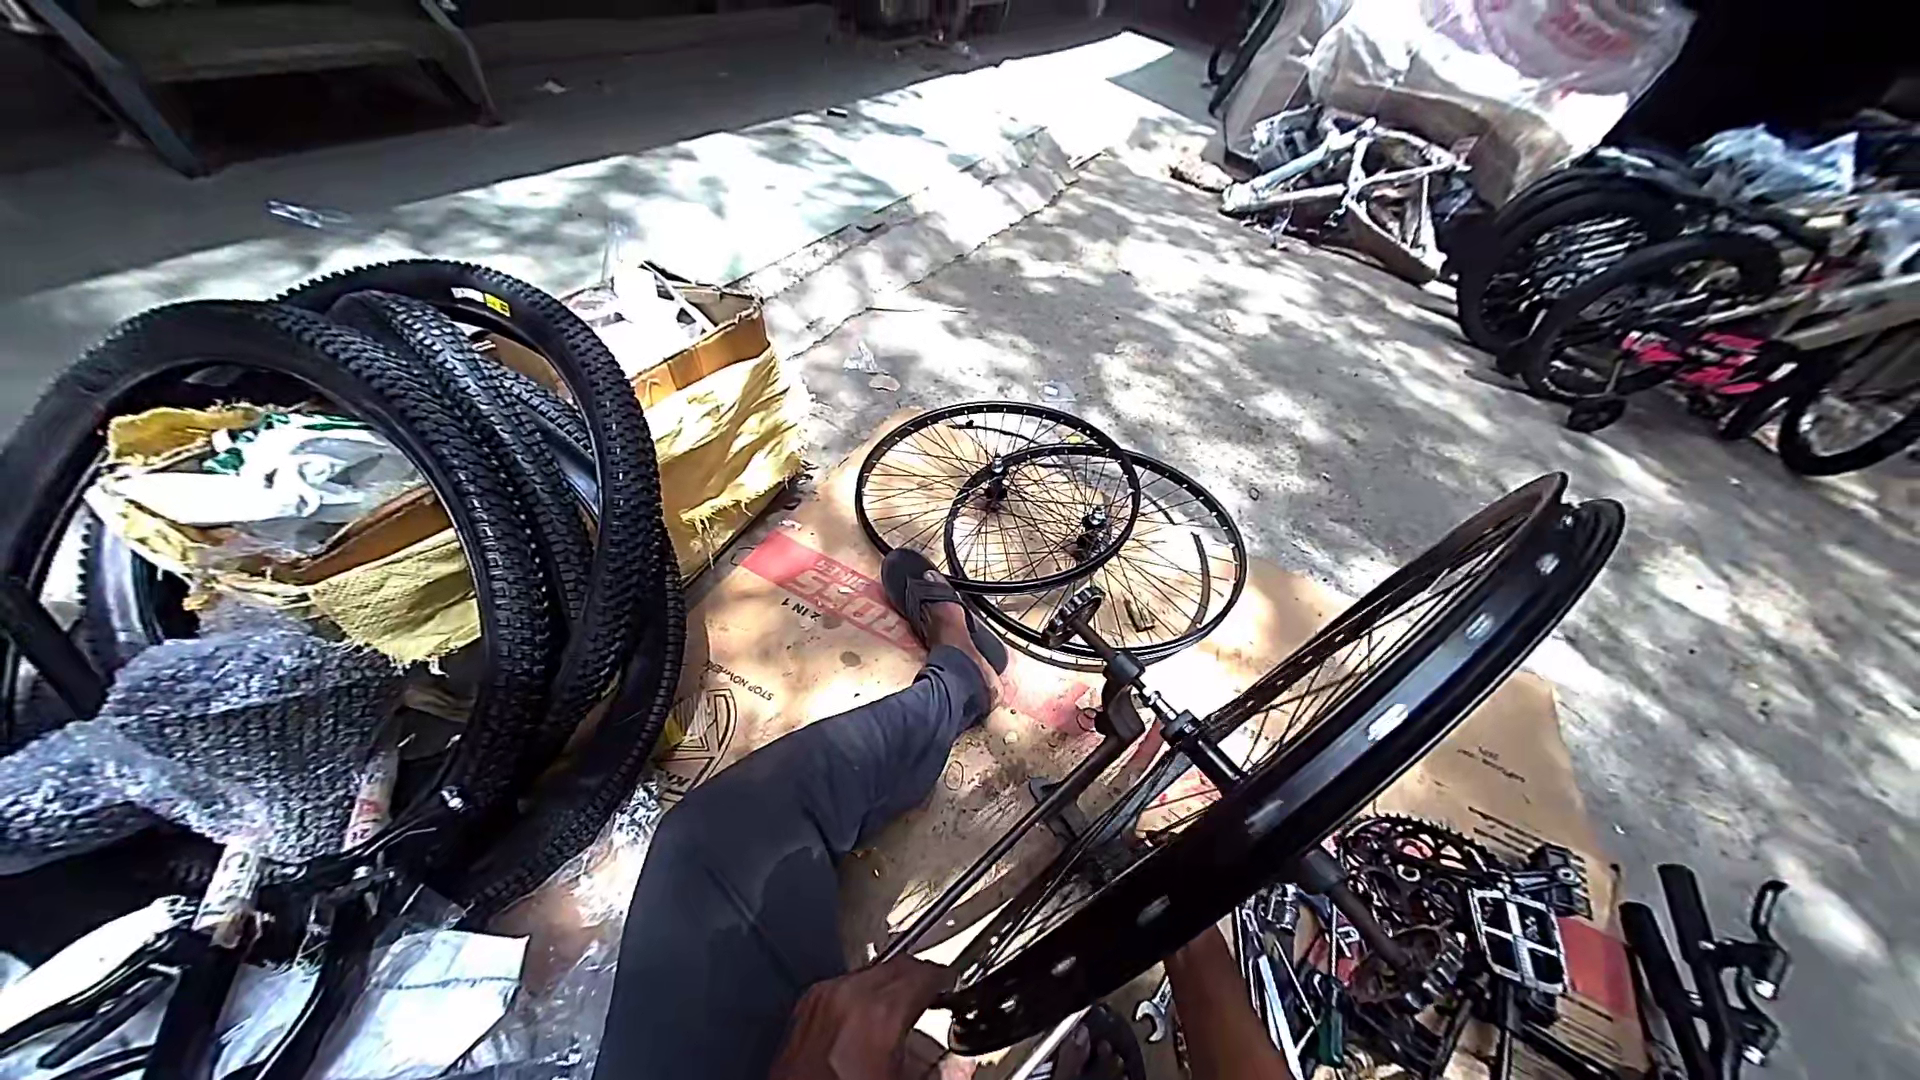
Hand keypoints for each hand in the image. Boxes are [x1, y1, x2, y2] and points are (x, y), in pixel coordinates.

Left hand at [769, 958, 951, 1078]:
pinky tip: (865, 1025)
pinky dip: (861, 995)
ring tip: (897, 1020)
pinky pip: (845, 984)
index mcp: (881, 1016)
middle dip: (918, 980)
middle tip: (930, 997)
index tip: (949, 985)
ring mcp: (826, 995)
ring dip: (889, 987)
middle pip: (899, 966)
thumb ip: (941, 1075)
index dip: (943, 978)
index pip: (923, 973)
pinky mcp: (808, 1003)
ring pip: (872, 972)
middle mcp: (852, 995)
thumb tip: (963, 1064)